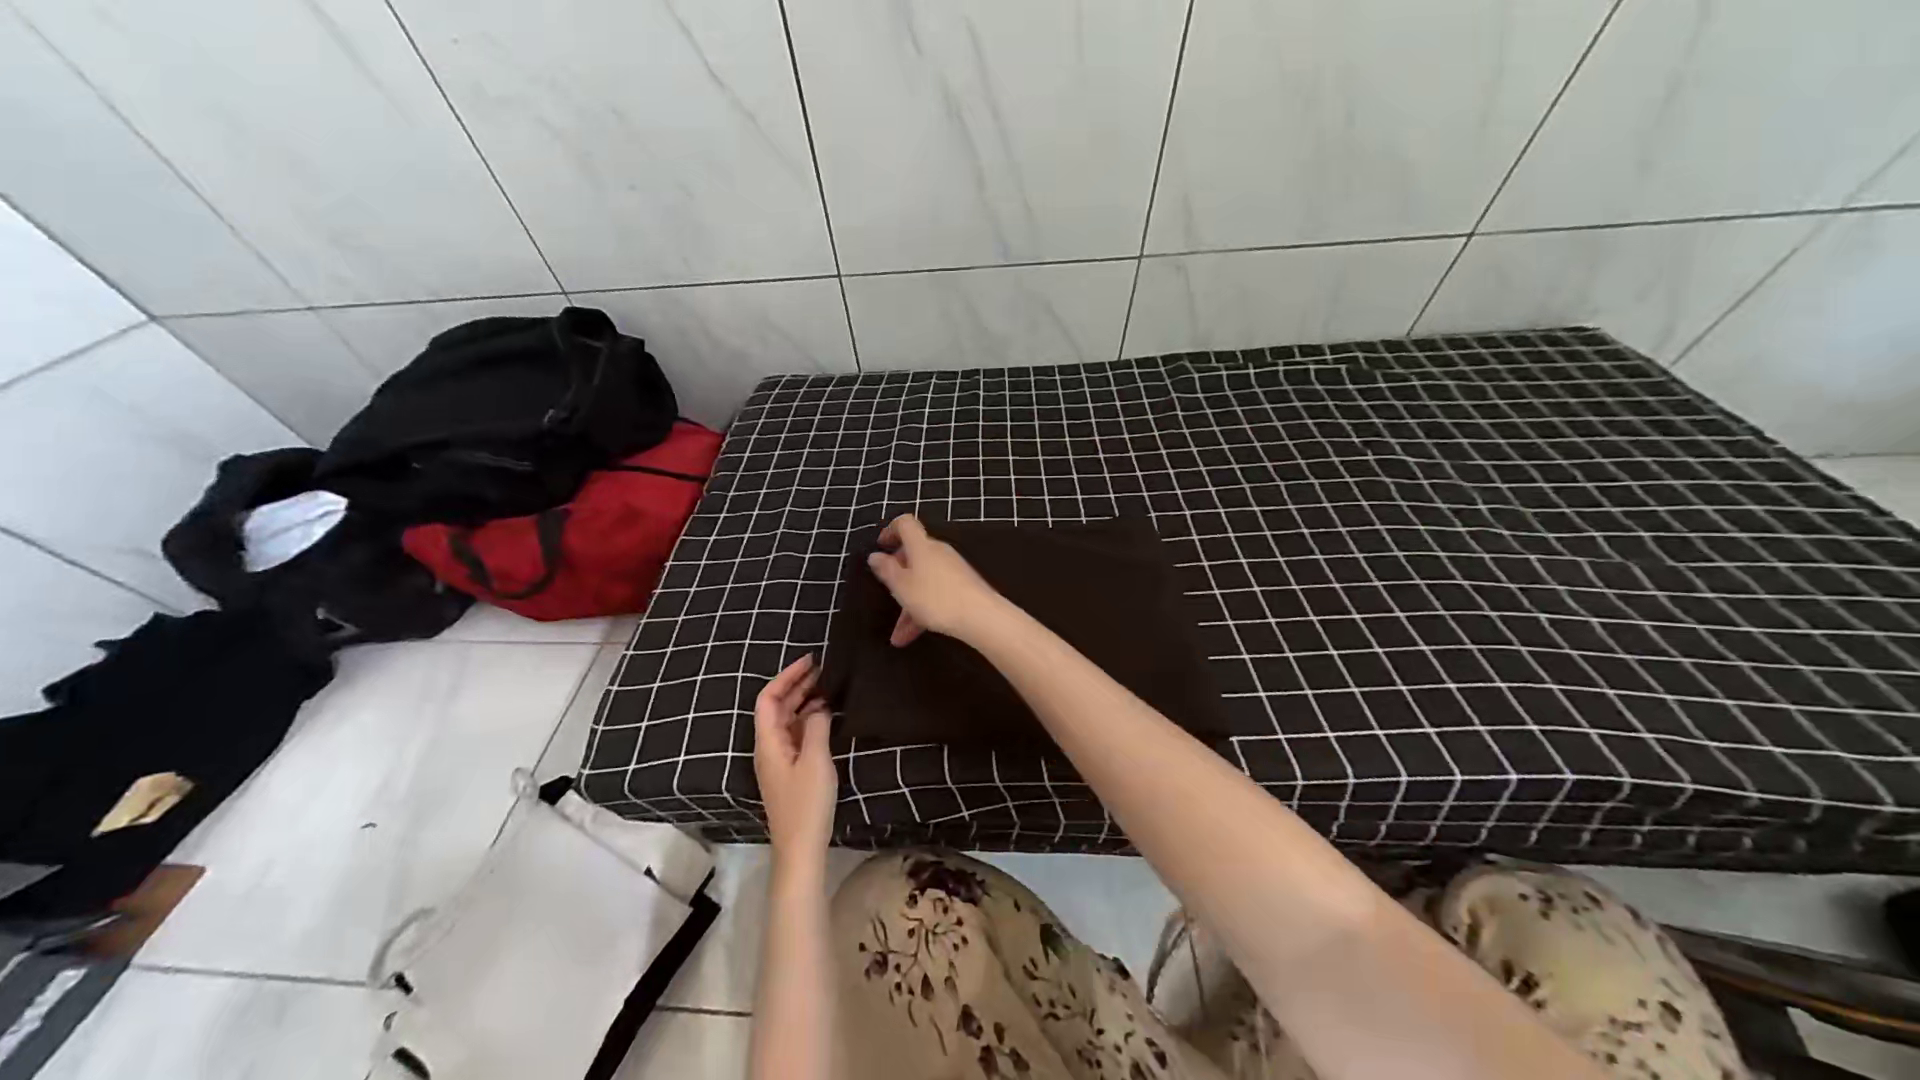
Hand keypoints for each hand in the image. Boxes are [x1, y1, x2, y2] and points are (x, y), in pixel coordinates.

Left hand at [753, 655, 836, 857]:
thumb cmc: (806, 803)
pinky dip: (810, 719)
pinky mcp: (790, 770)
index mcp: (768, 742)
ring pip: (788, 720)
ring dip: (805, 701)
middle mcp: (769, 747)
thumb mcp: (816, 760)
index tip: (810, 661)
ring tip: (830, 686)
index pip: (768, 698)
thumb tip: (820, 706)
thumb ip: (817, 727)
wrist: (800, 848)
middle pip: (777, 707)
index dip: (786, 676)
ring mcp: (779, 760)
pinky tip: (828, 715)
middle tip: (825, 668)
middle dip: (797, 684)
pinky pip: (797, 734)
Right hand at [865, 513, 1007, 646]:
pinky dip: (922, 612)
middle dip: (898, 576)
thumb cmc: (935, 598)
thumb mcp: (902, 586)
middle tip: (887, 591)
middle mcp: (938, 553)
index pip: (905, 524)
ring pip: (923, 581)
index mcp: (921, 546)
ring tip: (897, 634)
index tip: (881, 546)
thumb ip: (886, 570)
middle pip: (914, 556)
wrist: (980, 616)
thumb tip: (876, 555)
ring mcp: (952, 569)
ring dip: (908, 604)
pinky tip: (911, 636)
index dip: (891, 530)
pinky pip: (936, 594)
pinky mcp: (963, 586)